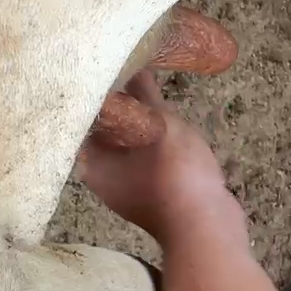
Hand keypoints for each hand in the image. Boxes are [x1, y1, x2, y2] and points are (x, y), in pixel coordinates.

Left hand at [78, 71, 237, 245]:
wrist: (206, 226)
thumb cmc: (175, 175)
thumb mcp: (159, 125)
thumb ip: (142, 97)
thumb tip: (128, 68)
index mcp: (92, 160)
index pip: (84, 116)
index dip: (96, 89)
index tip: (106, 64)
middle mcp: (104, 175)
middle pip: (107, 129)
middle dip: (121, 103)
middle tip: (132, 68)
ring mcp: (131, 188)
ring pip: (131, 143)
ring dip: (143, 121)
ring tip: (154, 89)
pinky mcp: (157, 193)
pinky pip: (151, 159)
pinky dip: (158, 140)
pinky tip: (173, 125)